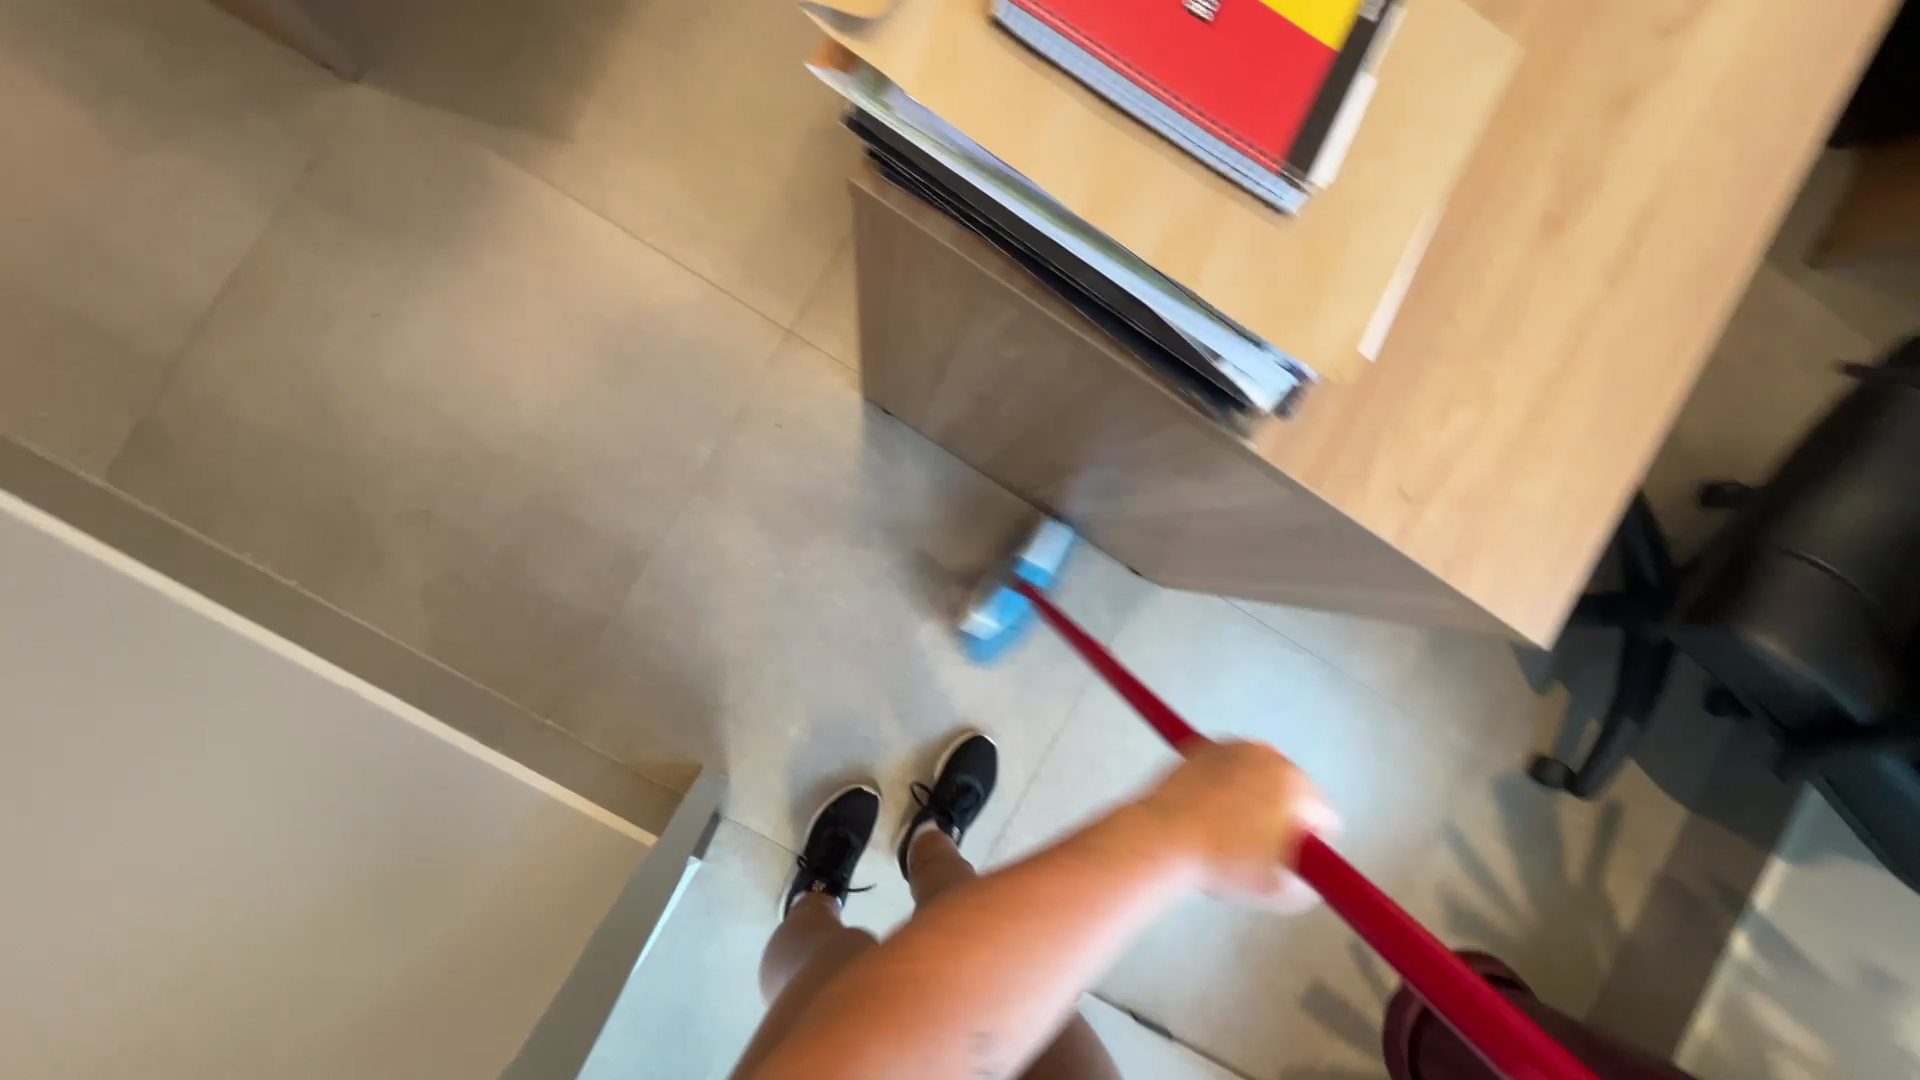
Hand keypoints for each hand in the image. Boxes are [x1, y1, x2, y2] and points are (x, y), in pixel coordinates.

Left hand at [1133, 740, 1335, 907]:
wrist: (1163, 837)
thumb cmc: (1223, 862)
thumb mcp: (1283, 893)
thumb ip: (1311, 882)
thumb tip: (1307, 874)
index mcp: (1296, 785)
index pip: (1325, 818)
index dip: (1314, 845)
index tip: (1294, 861)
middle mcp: (1269, 756)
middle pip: (1294, 791)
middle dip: (1284, 816)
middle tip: (1259, 847)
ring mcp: (1233, 746)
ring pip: (1260, 777)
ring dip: (1255, 798)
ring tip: (1229, 830)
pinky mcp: (1202, 746)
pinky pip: (1228, 769)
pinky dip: (1225, 785)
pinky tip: (1210, 811)